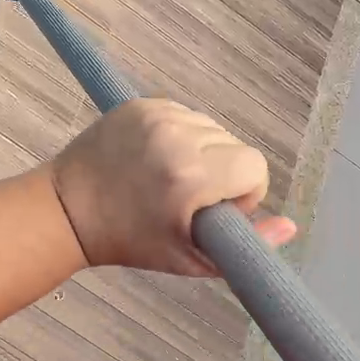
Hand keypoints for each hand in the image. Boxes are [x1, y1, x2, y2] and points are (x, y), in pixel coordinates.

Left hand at [51, 99, 297, 275]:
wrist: (69, 206)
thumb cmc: (131, 239)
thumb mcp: (193, 257)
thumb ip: (249, 243)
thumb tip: (290, 225)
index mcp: (190, 174)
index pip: (254, 165)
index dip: (244, 192)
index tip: (215, 208)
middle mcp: (174, 135)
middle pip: (234, 144)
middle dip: (223, 171)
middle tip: (189, 196)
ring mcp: (152, 113)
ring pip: (209, 127)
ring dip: (202, 150)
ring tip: (170, 175)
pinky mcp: (137, 103)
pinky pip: (182, 113)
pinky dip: (179, 134)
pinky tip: (156, 156)